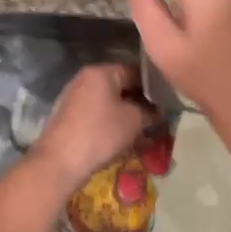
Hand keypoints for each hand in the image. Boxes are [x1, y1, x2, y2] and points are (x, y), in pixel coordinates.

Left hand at [31, 64, 151, 190]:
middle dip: (140, 101)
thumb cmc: (100, 134)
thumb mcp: (134, 121)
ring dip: (127, 112)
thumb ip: (150, 111)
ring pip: (109, 100)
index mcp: (100, 72)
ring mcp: (75, 96)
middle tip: (160, 117)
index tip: (169, 101)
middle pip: (121, 85)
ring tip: (145, 128)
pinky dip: (112, 120)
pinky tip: (124, 135)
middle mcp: (85, 78)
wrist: (61, 160)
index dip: (154, 86)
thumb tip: (159, 110)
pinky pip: (97, 112)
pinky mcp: (70, 114)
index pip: (135, 71)